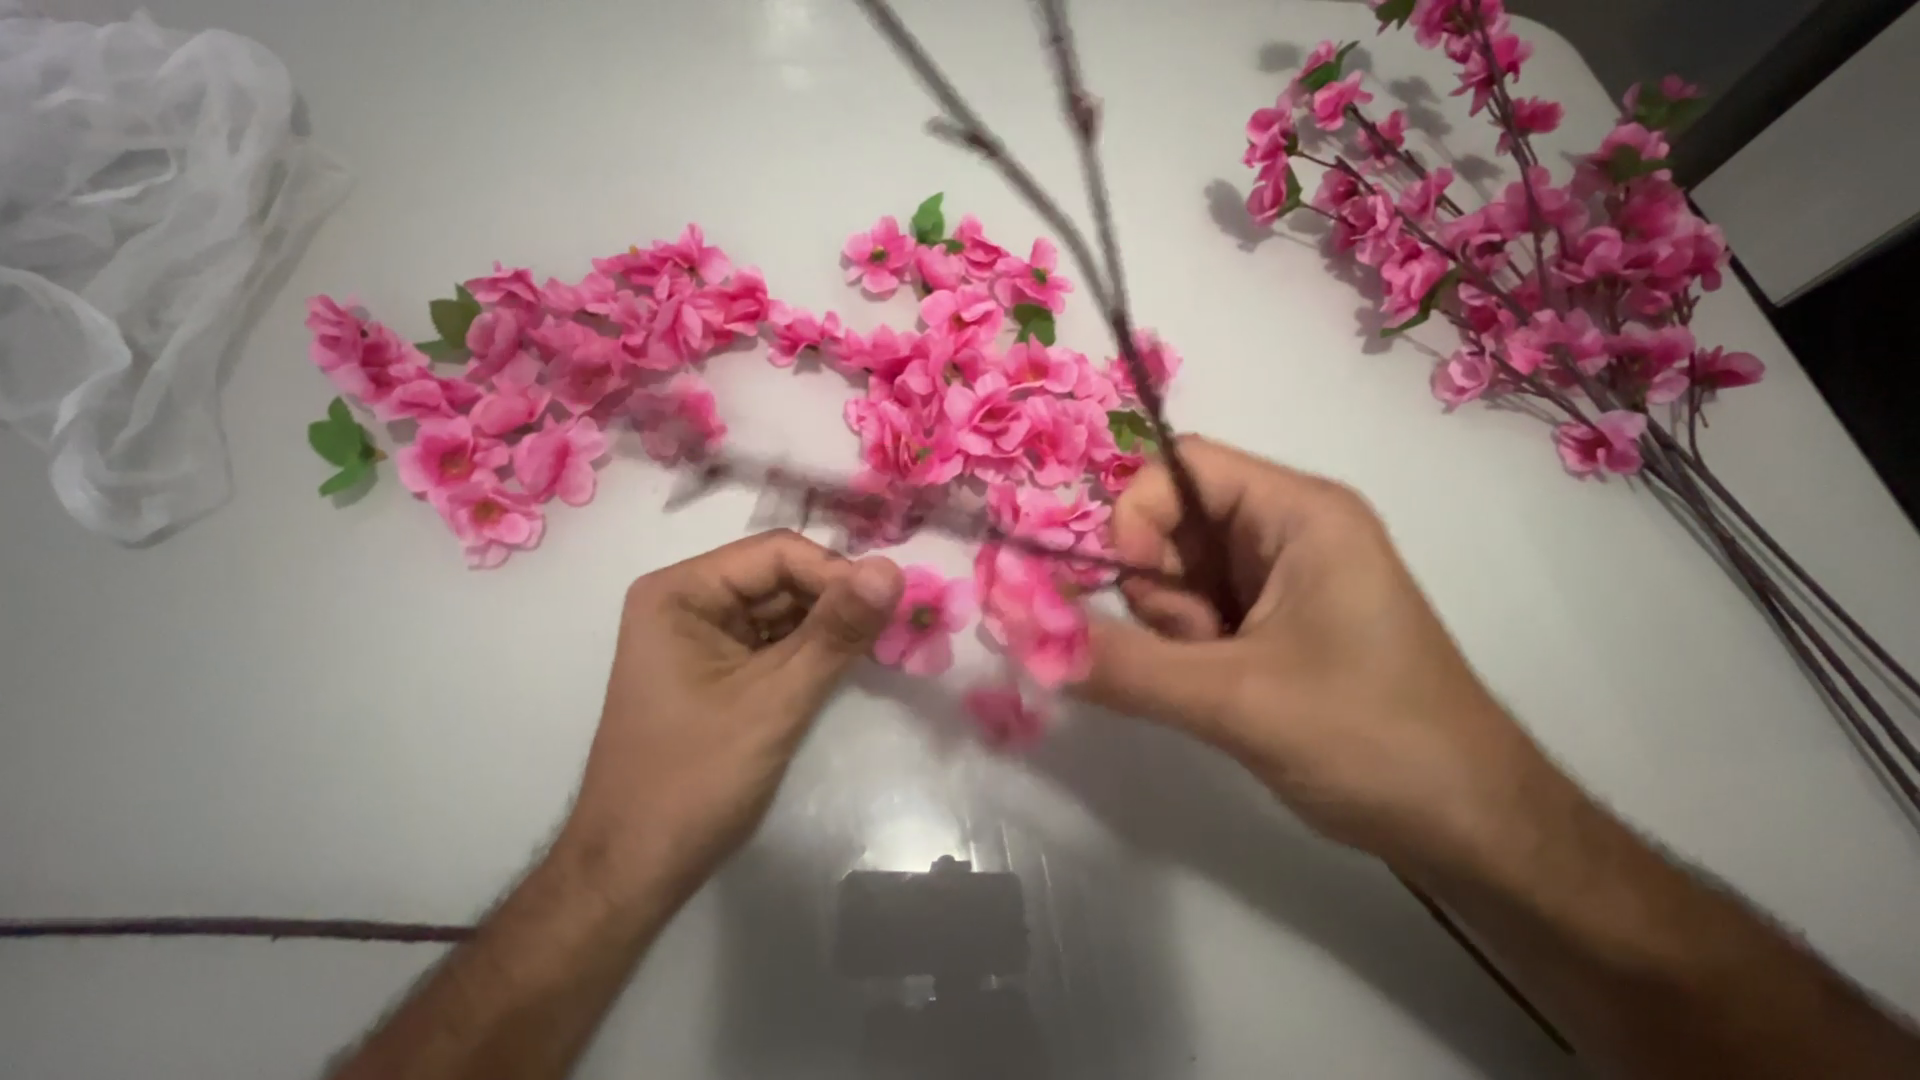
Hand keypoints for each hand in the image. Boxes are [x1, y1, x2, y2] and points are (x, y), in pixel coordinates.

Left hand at [560, 531, 902, 897]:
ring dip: (829, 628)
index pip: (778, 553)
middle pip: (781, 578)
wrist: (634, 868)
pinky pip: (774, 644)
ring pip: (783, 612)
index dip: (837, 574)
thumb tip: (894, 569)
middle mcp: (687, 602)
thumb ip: (837, 633)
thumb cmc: (695, 779)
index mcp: (681, 591)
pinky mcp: (716, 673)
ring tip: (879, 650)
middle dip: (837, 602)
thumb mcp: (775, 700)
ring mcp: (700, 639)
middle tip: (896, 631)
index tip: (890, 610)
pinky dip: (812, 653)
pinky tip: (847, 668)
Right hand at [1078, 438, 1552, 870]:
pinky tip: (1218, 694)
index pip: (1181, 467)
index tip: (1134, 595)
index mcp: (1299, 513)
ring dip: (1171, 629)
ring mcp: (1284, 581)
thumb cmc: (1371, 740)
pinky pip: (1199, 613)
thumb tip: (1026, 638)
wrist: (1468, 826)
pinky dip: (1186, 650)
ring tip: (1217, 683)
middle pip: (1173, 522)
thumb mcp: (1236, 701)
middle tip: (1193, 650)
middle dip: (1157, 589)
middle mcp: (1290, 532)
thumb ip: (1124, 666)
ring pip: (1179, 574)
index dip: (1137, 518)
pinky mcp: (1277, 626)